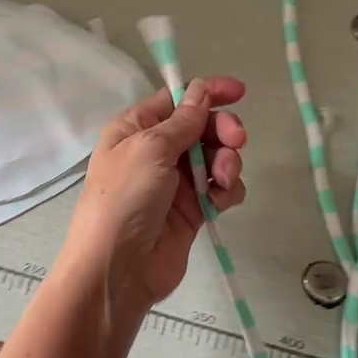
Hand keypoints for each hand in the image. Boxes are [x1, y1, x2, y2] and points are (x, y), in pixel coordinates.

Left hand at [62, 77, 247, 313]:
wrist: (118, 268)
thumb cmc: (124, 199)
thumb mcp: (150, 149)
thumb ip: (182, 121)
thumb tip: (200, 90)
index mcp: (135, 129)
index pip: (176, 100)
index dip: (206, 92)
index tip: (239, 92)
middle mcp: (155, 152)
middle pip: (201, 128)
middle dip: (222, 130)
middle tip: (236, 141)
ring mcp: (174, 183)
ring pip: (215, 159)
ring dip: (228, 162)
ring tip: (224, 179)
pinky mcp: (192, 212)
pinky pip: (220, 190)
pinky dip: (227, 190)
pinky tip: (222, 199)